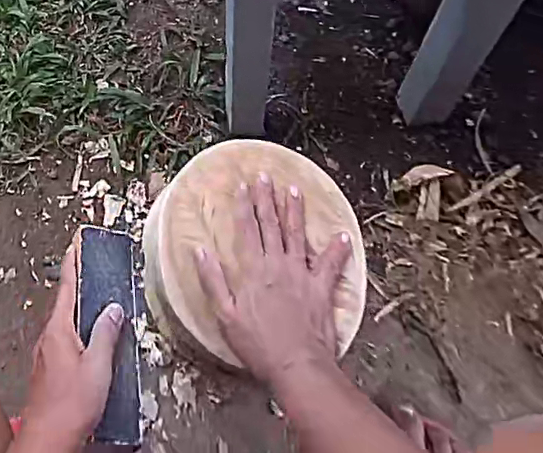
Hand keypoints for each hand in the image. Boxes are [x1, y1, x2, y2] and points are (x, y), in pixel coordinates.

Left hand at [16, 234, 124, 449]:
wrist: (47, 442)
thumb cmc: (69, 407)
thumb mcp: (97, 367)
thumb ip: (105, 334)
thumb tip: (113, 309)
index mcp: (59, 330)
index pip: (68, 286)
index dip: (74, 263)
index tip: (76, 243)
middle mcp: (48, 338)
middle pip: (65, 302)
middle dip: (77, 284)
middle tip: (87, 266)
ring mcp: (46, 354)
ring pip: (64, 322)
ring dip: (77, 309)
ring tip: (92, 300)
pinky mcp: (48, 370)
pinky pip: (64, 339)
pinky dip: (76, 329)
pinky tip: (87, 339)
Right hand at [195, 173, 353, 385]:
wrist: (296, 366)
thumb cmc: (259, 345)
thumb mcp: (225, 316)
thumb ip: (212, 280)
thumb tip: (200, 250)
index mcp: (253, 270)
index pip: (247, 228)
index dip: (244, 204)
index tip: (242, 184)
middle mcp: (277, 264)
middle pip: (270, 224)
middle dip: (266, 197)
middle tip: (265, 176)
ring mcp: (301, 274)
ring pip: (296, 234)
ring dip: (294, 210)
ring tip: (293, 189)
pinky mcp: (321, 288)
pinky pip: (331, 264)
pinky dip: (337, 250)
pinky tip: (343, 235)